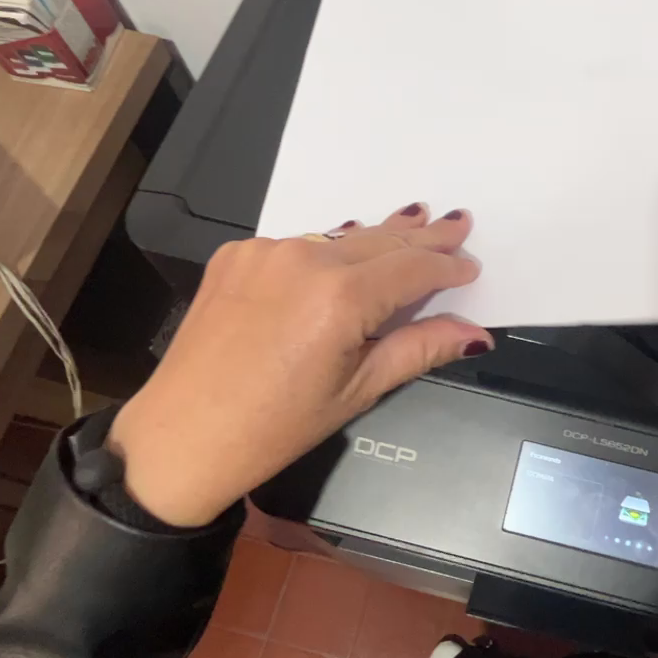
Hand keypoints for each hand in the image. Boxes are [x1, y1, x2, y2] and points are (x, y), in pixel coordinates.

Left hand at [109, 203, 493, 527]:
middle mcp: (304, 259)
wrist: (183, 435)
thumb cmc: (276, 426)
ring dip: (378, 237)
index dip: (446, 265)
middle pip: (381, 240)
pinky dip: (328, 248)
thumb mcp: (359, 390)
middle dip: (422, 235)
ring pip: (339, 237)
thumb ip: (419, 349)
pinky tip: (345, 251)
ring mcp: (266, 252)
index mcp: (341, 297)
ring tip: (412, 224)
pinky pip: (299, 244)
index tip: (469, 265)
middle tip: (455, 222)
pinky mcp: (237, 254)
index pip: (413, 268)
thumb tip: (474, 333)